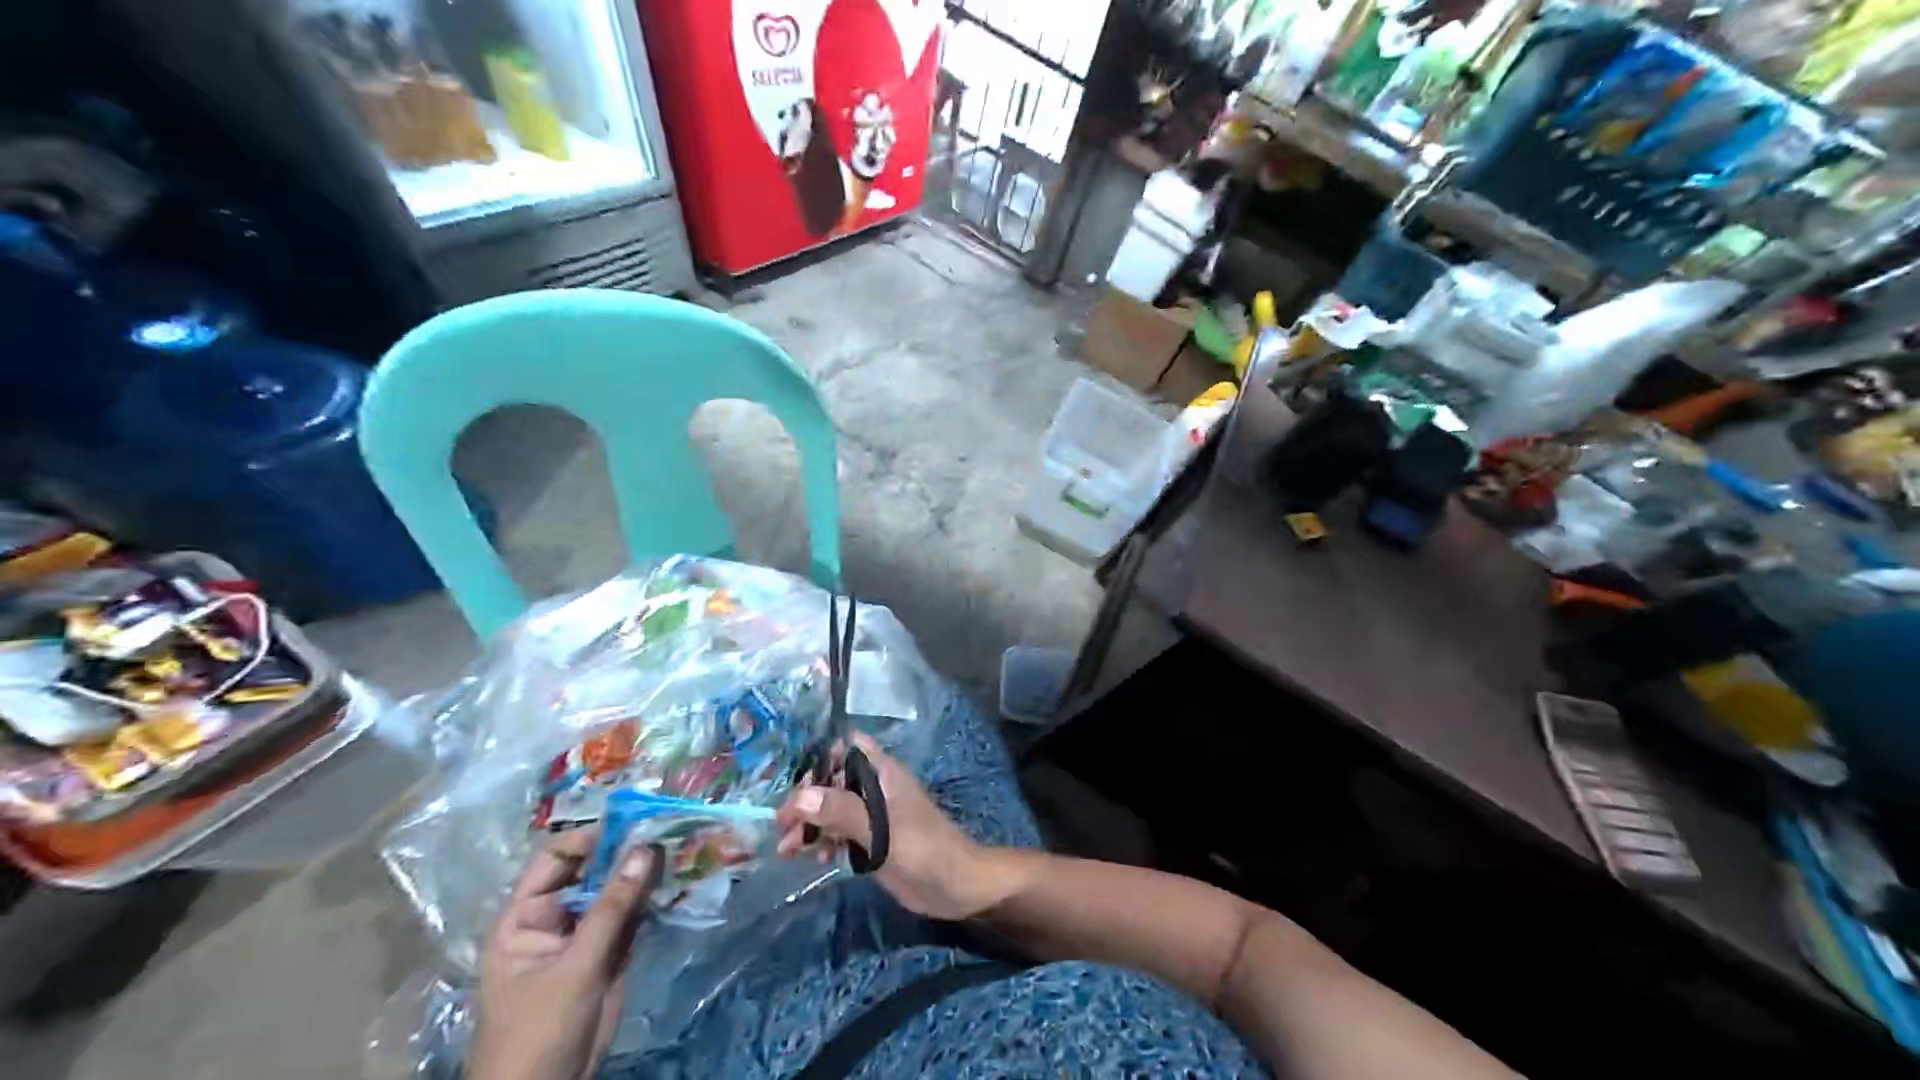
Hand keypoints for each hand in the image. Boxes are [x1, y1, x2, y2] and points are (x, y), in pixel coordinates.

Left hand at [469, 828, 661, 1079]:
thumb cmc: (539, 1030)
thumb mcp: (575, 967)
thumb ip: (612, 907)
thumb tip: (645, 848)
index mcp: (525, 917)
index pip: (556, 860)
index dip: (592, 838)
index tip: (633, 822)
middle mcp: (555, 918)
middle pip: (592, 872)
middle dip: (627, 851)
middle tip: (667, 827)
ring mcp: (584, 937)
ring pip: (617, 892)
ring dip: (645, 873)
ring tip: (682, 844)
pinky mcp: (608, 955)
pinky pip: (632, 917)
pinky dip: (653, 899)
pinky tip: (679, 878)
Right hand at [775, 734, 1028, 920]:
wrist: (956, 888)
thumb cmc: (924, 849)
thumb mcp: (881, 830)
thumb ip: (841, 811)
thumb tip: (798, 797)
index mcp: (882, 772)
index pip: (847, 746)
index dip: (821, 757)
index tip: (798, 783)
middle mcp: (874, 787)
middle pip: (832, 780)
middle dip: (806, 799)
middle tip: (783, 826)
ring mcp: (872, 814)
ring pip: (831, 808)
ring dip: (809, 825)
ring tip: (788, 850)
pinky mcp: (870, 840)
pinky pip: (839, 832)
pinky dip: (823, 842)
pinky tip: (815, 860)